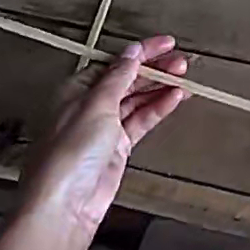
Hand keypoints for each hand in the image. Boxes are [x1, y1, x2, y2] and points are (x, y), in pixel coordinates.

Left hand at [19, 35, 187, 231]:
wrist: (65, 205)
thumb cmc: (70, 153)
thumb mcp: (96, 105)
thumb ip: (118, 77)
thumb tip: (132, 52)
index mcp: (76, 92)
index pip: (114, 64)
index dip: (141, 52)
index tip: (167, 44)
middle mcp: (90, 107)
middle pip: (128, 80)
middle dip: (155, 70)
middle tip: (181, 63)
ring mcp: (105, 127)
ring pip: (139, 99)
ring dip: (161, 87)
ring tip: (184, 78)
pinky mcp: (119, 145)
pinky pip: (143, 119)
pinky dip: (160, 107)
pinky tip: (176, 98)